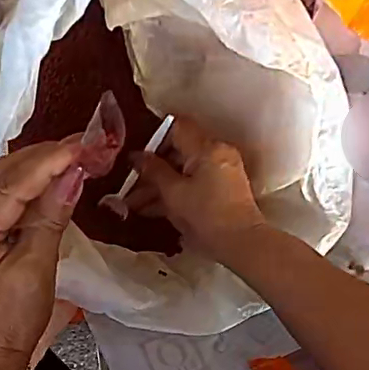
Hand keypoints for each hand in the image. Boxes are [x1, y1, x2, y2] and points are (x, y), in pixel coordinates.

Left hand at [0, 140, 86, 369]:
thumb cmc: (12, 320)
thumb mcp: (36, 270)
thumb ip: (51, 218)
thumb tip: (75, 174)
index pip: (9, 186)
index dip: (48, 162)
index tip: (84, 145)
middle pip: (3, 173)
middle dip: (46, 156)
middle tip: (88, 144)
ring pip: (3, 177)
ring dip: (39, 162)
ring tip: (77, 153)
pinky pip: (6, 192)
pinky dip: (32, 179)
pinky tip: (56, 172)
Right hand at [125, 118, 269, 262]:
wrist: (240, 243)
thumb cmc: (205, 215)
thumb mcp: (173, 193)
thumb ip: (154, 171)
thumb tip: (137, 156)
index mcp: (207, 148)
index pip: (177, 126)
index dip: (153, 135)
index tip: (135, 152)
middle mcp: (217, 153)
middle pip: (178, 151)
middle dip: (152, 168)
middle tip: (129, 183)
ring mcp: (220, 172)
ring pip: (183, 171)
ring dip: (159, 185)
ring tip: (133, 203)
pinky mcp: (221, 190)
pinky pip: (192, 184)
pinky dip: (174, 193)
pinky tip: (150, 210)